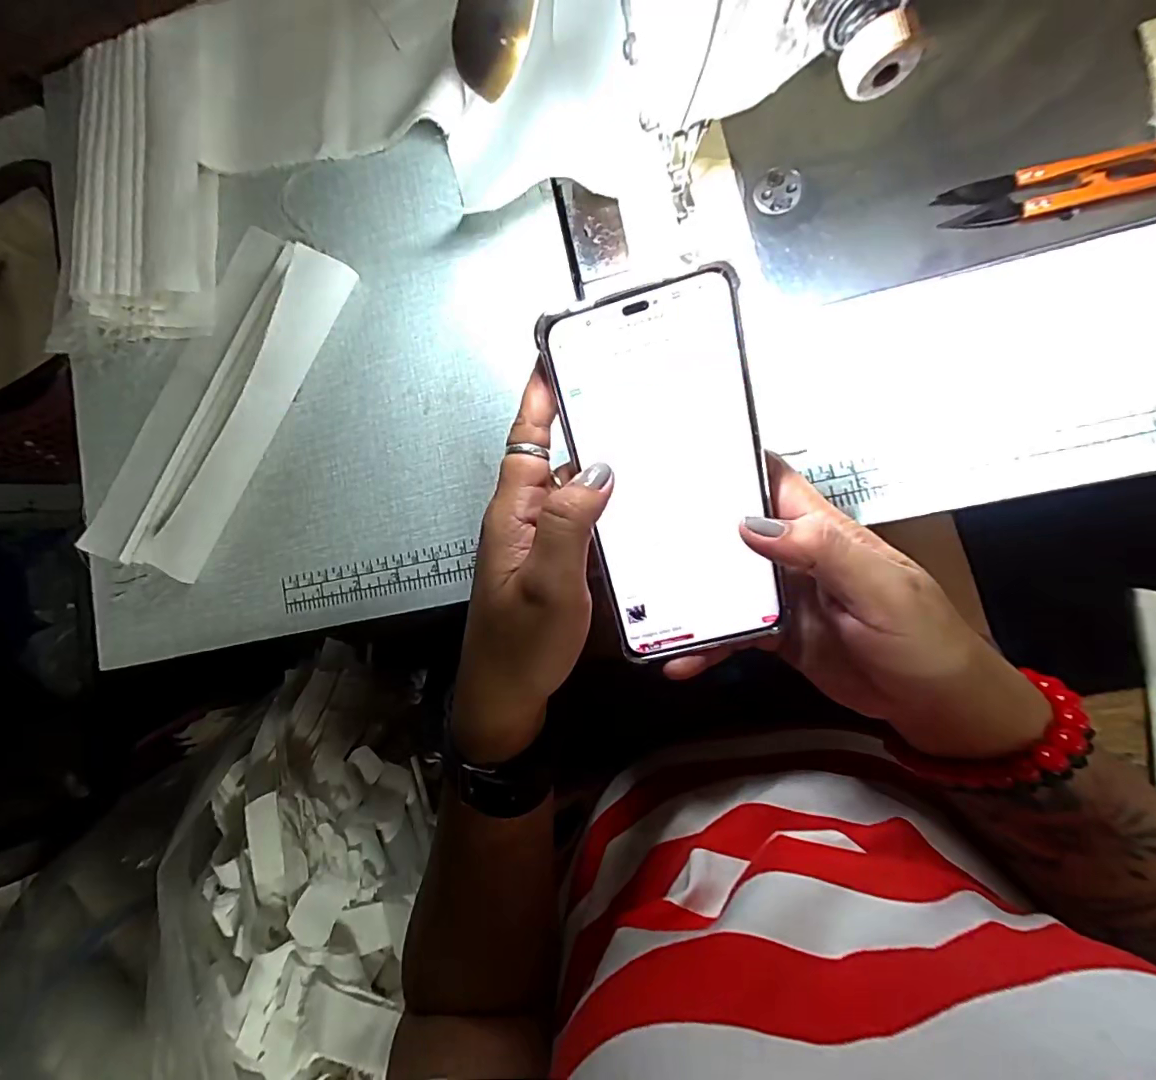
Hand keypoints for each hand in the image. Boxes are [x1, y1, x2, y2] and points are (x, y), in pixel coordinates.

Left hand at [453, 366, 613, 763]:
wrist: (507, 697)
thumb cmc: (520, 645)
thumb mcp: (548, 584)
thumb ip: (571, 524)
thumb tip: (601, 469)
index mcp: (514, 512)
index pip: (527, 439)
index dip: (541, 396)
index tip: (556, 354)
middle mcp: (528, 518)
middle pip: (558, 456)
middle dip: (588, 422)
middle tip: (629, 391)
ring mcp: (545, 540)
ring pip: (577, 489)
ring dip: (606, 467)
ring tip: (649, 441)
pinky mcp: (560, 562)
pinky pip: (588, 520)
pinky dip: (612, 507)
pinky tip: (641, 505)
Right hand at [665, 455, 1049, 759]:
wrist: (932, 704)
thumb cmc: (923, 638)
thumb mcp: (881, 590)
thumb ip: (823, 553)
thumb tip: (752, 526)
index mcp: (822, 530)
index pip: (771, 479)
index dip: (732, 462)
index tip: (682, 457)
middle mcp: (797, 556)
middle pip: (733, 529)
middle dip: (692, 529)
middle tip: (641, 532)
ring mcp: (784, 595)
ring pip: (725, 583)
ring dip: (691, 592)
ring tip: (651, 606)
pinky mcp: (777, 633)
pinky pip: (732, 631)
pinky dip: (708, 643)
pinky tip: (685, 658)